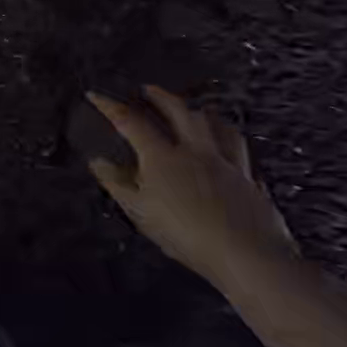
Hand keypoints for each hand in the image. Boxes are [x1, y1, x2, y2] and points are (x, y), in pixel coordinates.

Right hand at [86, 86, 301, 292]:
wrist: (248, 257)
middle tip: (148, 89)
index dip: (111, 106)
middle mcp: (197, 152)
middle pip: (181, 112)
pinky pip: (240, 151)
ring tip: (193, 109)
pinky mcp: (251, 180)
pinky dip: (228, 141)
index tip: (96, 94)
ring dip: (201, 112)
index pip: (131, 122)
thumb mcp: (138, 211)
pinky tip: (227, 147)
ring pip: (218, 126)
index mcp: (163, 157)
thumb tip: (98, 161)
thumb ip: (116, 183)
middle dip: (162, 96)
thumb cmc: (184, 233)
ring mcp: (228, 164)